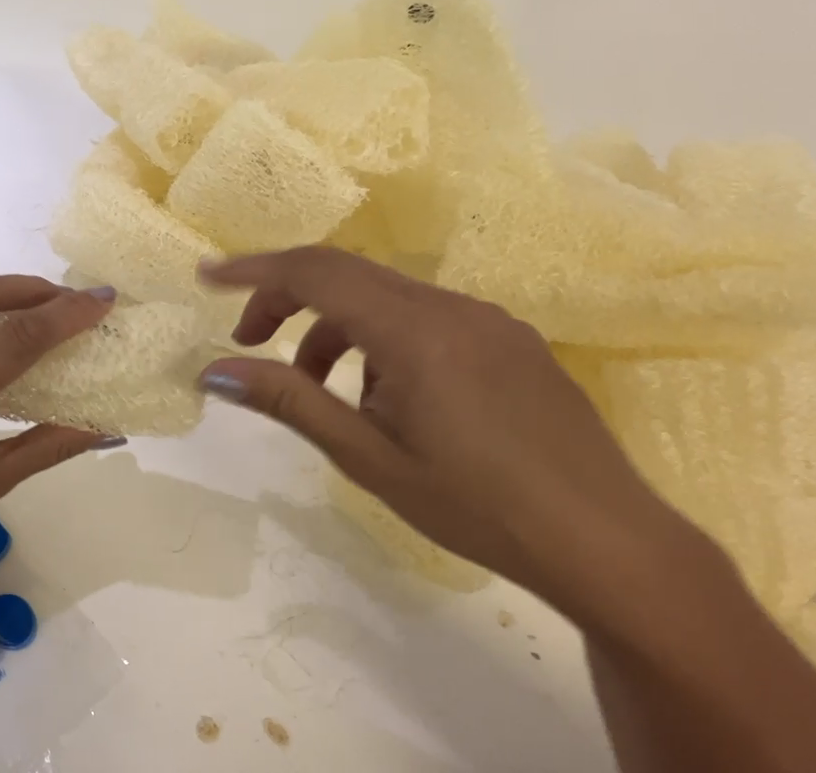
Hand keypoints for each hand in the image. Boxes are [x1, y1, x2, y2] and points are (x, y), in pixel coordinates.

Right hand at [197, 247, 696, 615]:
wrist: (610, 545)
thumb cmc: (476, 505)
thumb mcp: (367, 457)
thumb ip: (288, 401)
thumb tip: (213, 372)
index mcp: (414, 330)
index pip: (315, 272)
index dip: (253, 270)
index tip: (205, 279)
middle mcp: (452, 307)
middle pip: (346, 273)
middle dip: (285, 298)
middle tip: (248, 341)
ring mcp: (489, 321)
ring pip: (385, 296)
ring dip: (333, 325)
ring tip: (317, 388)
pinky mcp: (511, 342)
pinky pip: (424, 317)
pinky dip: (378, 337)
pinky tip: (383, 395)